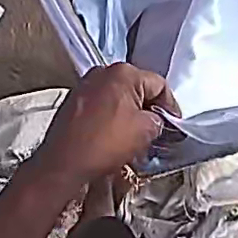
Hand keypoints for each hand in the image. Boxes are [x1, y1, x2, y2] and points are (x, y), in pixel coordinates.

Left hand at [25, 63, 178, 187]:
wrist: (63, 163)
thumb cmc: (102, 144)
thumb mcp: (145, 132)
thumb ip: (158, 120)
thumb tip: (155, 121)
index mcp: (123, 73)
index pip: (158, 85)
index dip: (170, 106)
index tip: (174, 122)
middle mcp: (102, 73)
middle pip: (137, 89)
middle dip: (148, 110)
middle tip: (157, 131)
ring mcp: (85, 86)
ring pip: (119, 98)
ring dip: (129, 115)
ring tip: (136, 138)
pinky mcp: (74, 103)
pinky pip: (102, 106)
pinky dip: (112, 119)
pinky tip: (115, 138)